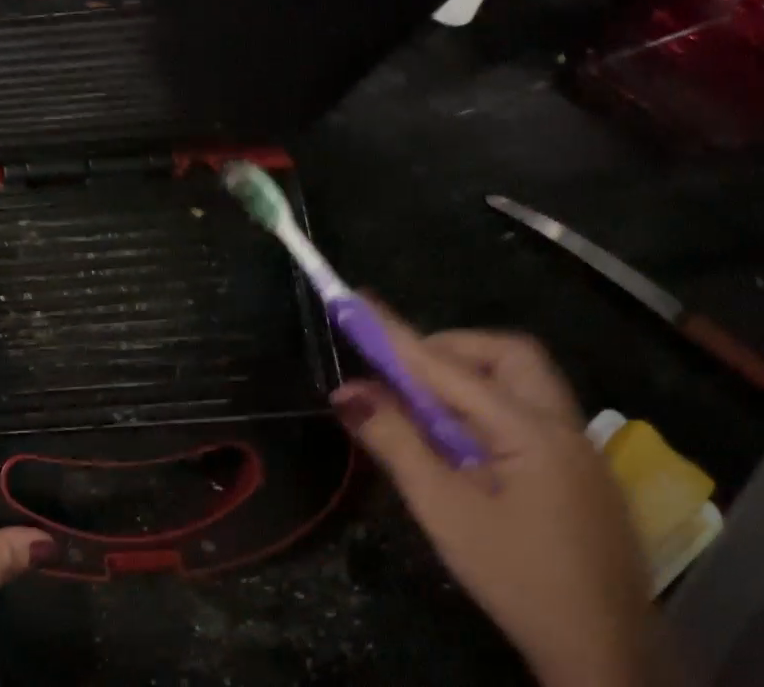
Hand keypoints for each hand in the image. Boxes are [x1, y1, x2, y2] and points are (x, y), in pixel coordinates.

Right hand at [334, 311, 658, 686]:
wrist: (602, 649)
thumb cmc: (514, 572)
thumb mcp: (442, 507)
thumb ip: (395, 440)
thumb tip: (346, 391)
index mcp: (530, 431)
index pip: (446, 365)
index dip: (394, 333)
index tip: (354, 299)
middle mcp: (562, 428)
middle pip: (507, 356)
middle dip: (448, 349)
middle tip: (400, 374)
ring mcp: (577, 452)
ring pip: (520, 383)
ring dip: (465, 380)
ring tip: (420, 414)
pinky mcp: (575, 475)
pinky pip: (525, 415)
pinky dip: (481, 409)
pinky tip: (455, 447)